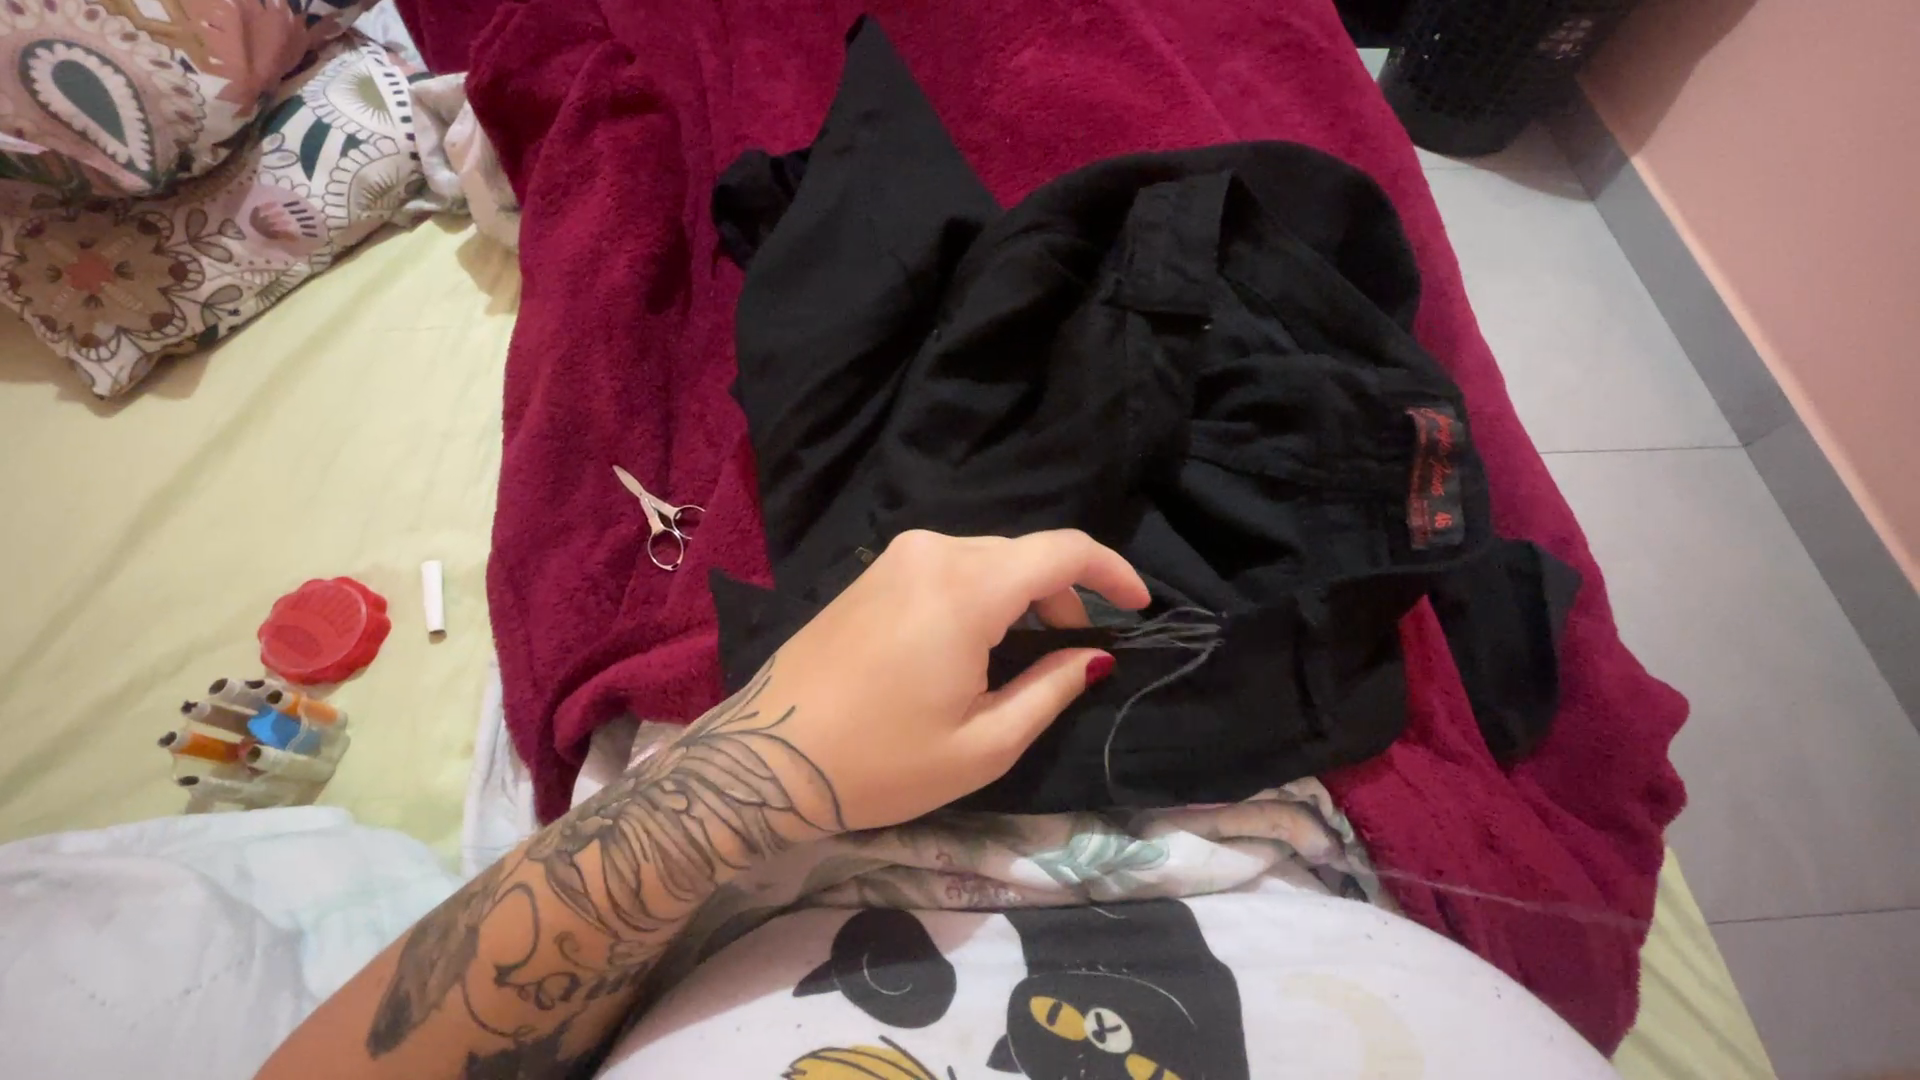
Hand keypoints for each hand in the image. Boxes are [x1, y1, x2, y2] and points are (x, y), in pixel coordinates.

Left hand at [759, 529, 1149, 830]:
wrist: (765, 757)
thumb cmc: (881, 762)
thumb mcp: (984, 744)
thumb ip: (1051, 689)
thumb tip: (1094, 657)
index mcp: (965, 587)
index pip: (1062, 551)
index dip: (1112, 571)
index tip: (1139, 604)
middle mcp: (932, 552)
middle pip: (1024, 555)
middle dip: (1064, 596)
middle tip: (1072, 655)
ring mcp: (896, 557)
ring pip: (988, 559)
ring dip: (1022, 597)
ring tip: (1024, 657)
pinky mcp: (873, 572)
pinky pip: (949, 568)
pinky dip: (982, 594)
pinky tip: (974, 645)